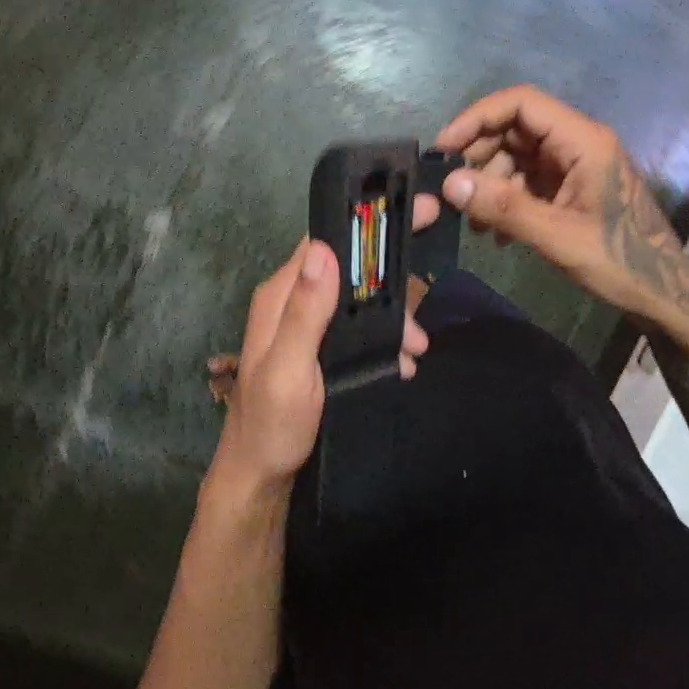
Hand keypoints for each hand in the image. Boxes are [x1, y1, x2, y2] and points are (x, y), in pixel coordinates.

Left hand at [210, 238, 430, 493]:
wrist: (263, 475)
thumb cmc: (272, 424)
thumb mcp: (288, 369)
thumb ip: (304, 312)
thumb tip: (326, 250)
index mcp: (280, 295)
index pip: (326, 239)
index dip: (369, 223)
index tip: (417, 212)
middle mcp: (294, 301)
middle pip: (351, 266)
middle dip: (392, 282)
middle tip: (426, 304)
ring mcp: (308, 325)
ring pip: (361, 300)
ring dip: (394, 319)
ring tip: (416, 350)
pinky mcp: (323, 349)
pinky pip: (362, 328)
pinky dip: (386, 340)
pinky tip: (403, 364)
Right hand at [433, 86, 688, 332]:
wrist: (662, 294)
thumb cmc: (618, 262)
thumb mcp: (557, 237)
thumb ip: (504, 208)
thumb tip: (449, 184)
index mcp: (584, 141)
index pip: (522, 104)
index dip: (478, 118)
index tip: (445, 148)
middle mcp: (580, 144)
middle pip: (517, 129)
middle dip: (480, 157)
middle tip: (452, 191)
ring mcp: (577, 167)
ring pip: (520, 158)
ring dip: (491, 185)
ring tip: (475, 223)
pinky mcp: (574, 189)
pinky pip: (531, 182)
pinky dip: (509, 200)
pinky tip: (497, 235)